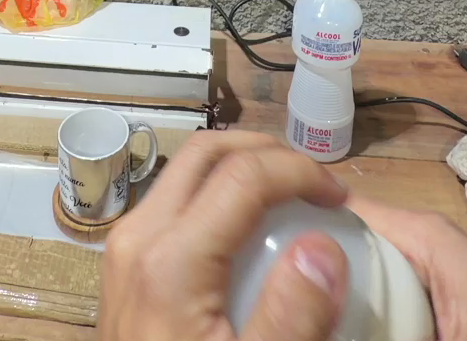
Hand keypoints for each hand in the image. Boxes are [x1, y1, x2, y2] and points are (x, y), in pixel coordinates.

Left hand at [99, 131, 351, 340]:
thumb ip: (292, 316)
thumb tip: (325, 245)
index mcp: (170, 258)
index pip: (242, 176)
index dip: (298, 171)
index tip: (340, 198)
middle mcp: (138, 233)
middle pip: (206, 152)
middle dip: (266, 150)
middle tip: (314, 178)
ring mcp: (126, 243)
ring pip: (186, 169)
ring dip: (240, 165)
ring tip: (288, 191)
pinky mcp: (125, 259)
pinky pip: (175, 197)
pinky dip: (217, 189)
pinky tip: (248, 222)